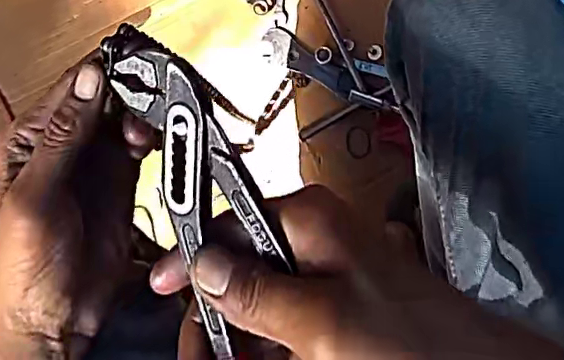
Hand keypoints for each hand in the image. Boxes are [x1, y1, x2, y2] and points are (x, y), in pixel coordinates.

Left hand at [0, 58, 157, 359]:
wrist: (47, 330)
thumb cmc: (19, 271)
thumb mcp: (35, 197)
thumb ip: (63, 135)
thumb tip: (89, 77)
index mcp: (30, 136)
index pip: (72, 84)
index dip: (102, 70)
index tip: (132, 61)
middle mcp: (63, 141)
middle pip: (103, 93)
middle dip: (128, 89)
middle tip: (148, 95)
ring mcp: (93, 159)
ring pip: (124, 114)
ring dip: (141, 113)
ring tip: (144, 129)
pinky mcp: (120, 178)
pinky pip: (140, 142)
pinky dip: (151, 136)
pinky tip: (151, 142)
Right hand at [150, 186, 563, 359]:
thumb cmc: (403, 339)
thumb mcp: (322, 321)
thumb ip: (258, 293)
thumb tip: (202, 263)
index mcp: (307, 218)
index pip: (231, 222)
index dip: (194, 253)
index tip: (160, 287)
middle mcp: (311, 236)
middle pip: (240, 268)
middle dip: (215, 315)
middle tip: (201, 358)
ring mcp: (325, 272)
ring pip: (259, 303)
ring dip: (239, 340)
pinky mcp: (336, 306)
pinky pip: (286, 323)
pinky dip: (269, 348)